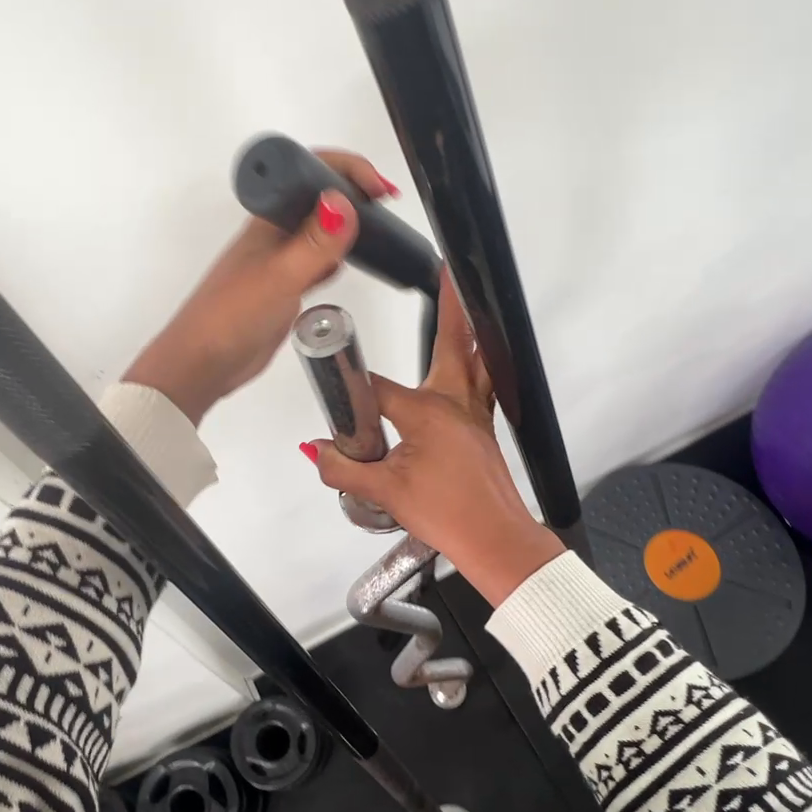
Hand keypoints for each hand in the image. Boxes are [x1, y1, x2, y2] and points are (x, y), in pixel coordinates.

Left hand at [122, 150, 397, 423]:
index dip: (348, 171)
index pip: (311, 172)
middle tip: (387, 206)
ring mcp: (279, 261)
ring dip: (346, 226)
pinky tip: (345, 268)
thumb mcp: (280, 277)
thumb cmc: (230, 317)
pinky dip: (334, 260)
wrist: (203, 363)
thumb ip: (314, 244)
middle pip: (318, 197)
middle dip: (352, 193)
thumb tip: (343, 204)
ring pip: (319, 231)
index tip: (380, 190)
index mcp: (269, 219)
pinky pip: (315, 263)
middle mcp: (274, 234)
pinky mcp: (283, 287)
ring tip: (377, 233)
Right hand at [306, 274, 564, 605]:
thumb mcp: (384, 493)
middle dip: (449, 306)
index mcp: (428, 411)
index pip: (377, 389)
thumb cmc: (450, 514)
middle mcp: (456, 404)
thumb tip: (316, 452)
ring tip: (468, 303)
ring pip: (476, 359)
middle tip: (447, 272)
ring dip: (470, 329)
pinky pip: (483, 384)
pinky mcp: (484, 431)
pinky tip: (476, 364)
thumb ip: (343, 468)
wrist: (495, 539)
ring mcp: (475, 415)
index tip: (335, 390)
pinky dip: (479, 363)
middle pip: (452, 344)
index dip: (353, 391)